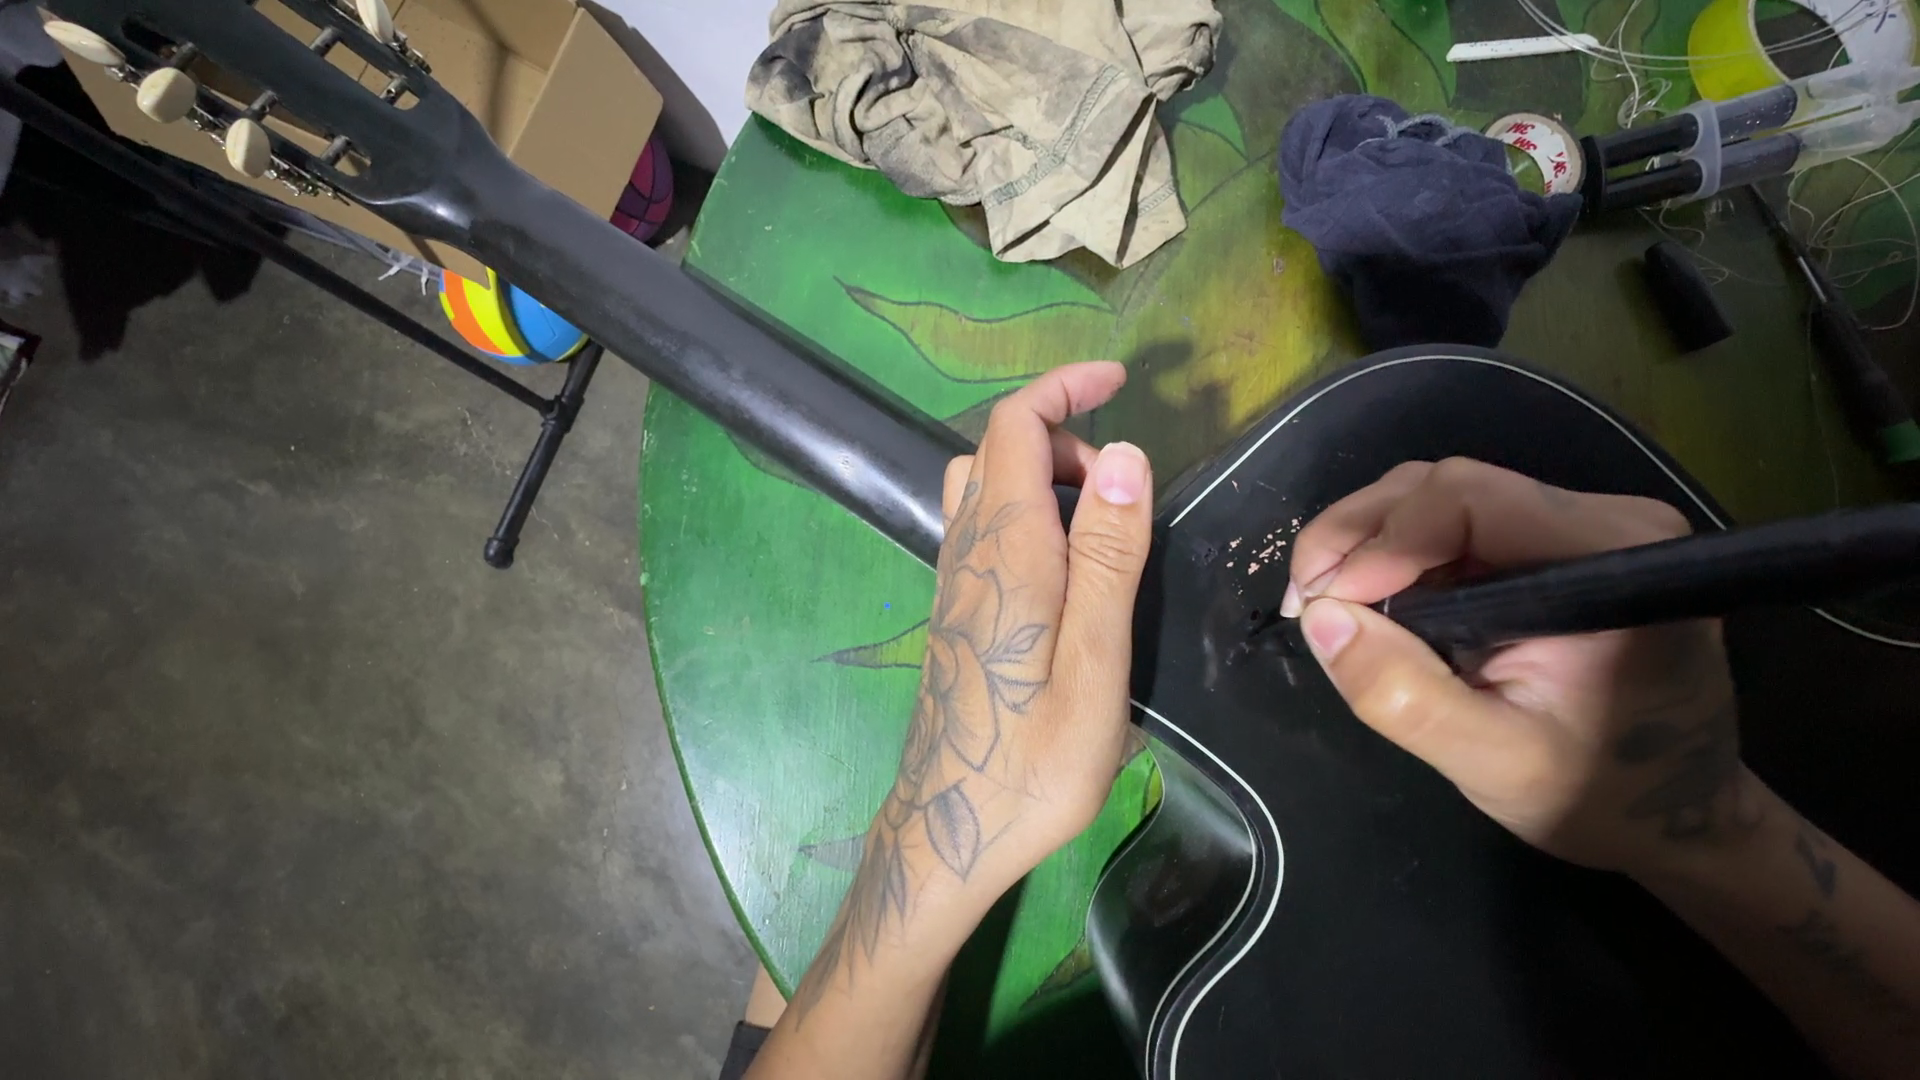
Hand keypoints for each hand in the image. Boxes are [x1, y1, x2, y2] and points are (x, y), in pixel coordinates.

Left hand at [898, 361, 1153, 894]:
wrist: (951, 827)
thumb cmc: (1033, 755)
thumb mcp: (1093, 656)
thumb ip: (1106, 552)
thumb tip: (1121, 452)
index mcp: (1004, 547)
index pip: (1014, 426)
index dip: (1062, 387)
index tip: (1118, 380)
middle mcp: (968, 550)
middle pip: (998, 450)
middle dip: (1062, 439)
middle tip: (1122, 495)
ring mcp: (955, 580)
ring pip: (986, 489)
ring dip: (1043, 480)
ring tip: (1100, 529)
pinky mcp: (958, 611)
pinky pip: (986, 531)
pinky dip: (1029, 517)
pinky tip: (1067, 574)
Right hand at [1282, 458, 1766, 878]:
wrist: (1662, 809)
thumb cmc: (1593, 791)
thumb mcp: (1492, 761)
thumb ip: (1405, 695)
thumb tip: (1321, 619)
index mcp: (1612, 559)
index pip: (1468, 499)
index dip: (1383, 540)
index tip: (1328, 605)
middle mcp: (1594, 522)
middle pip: (1439, 487)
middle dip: (1354, 536)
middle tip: (1307, 603)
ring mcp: (1561, 528)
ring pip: (1426, 497)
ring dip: (1357, 542)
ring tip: (1323, 603)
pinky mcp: (1529, 545)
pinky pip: (1432, 521)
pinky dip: (1376, 552)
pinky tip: (1356, 597)